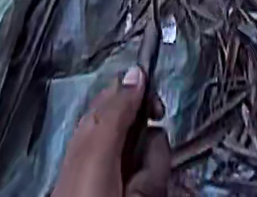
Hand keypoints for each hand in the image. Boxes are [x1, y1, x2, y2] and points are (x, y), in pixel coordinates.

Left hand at [51, 65, 170, 196]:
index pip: (128, 97)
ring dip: (153, 178)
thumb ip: (116, 109)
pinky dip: (155, 188)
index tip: (157, 109)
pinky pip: (160, 183)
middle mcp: (114, 153)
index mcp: (96, 131)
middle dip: (153, 154)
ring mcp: (128, 181)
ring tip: (136, 195)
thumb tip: (137, 71)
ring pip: (160, 164)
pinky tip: (143, 196)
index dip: (145, 99)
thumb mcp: (97, 150)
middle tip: (136, 179)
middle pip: (152, 134)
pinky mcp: (142, 194)